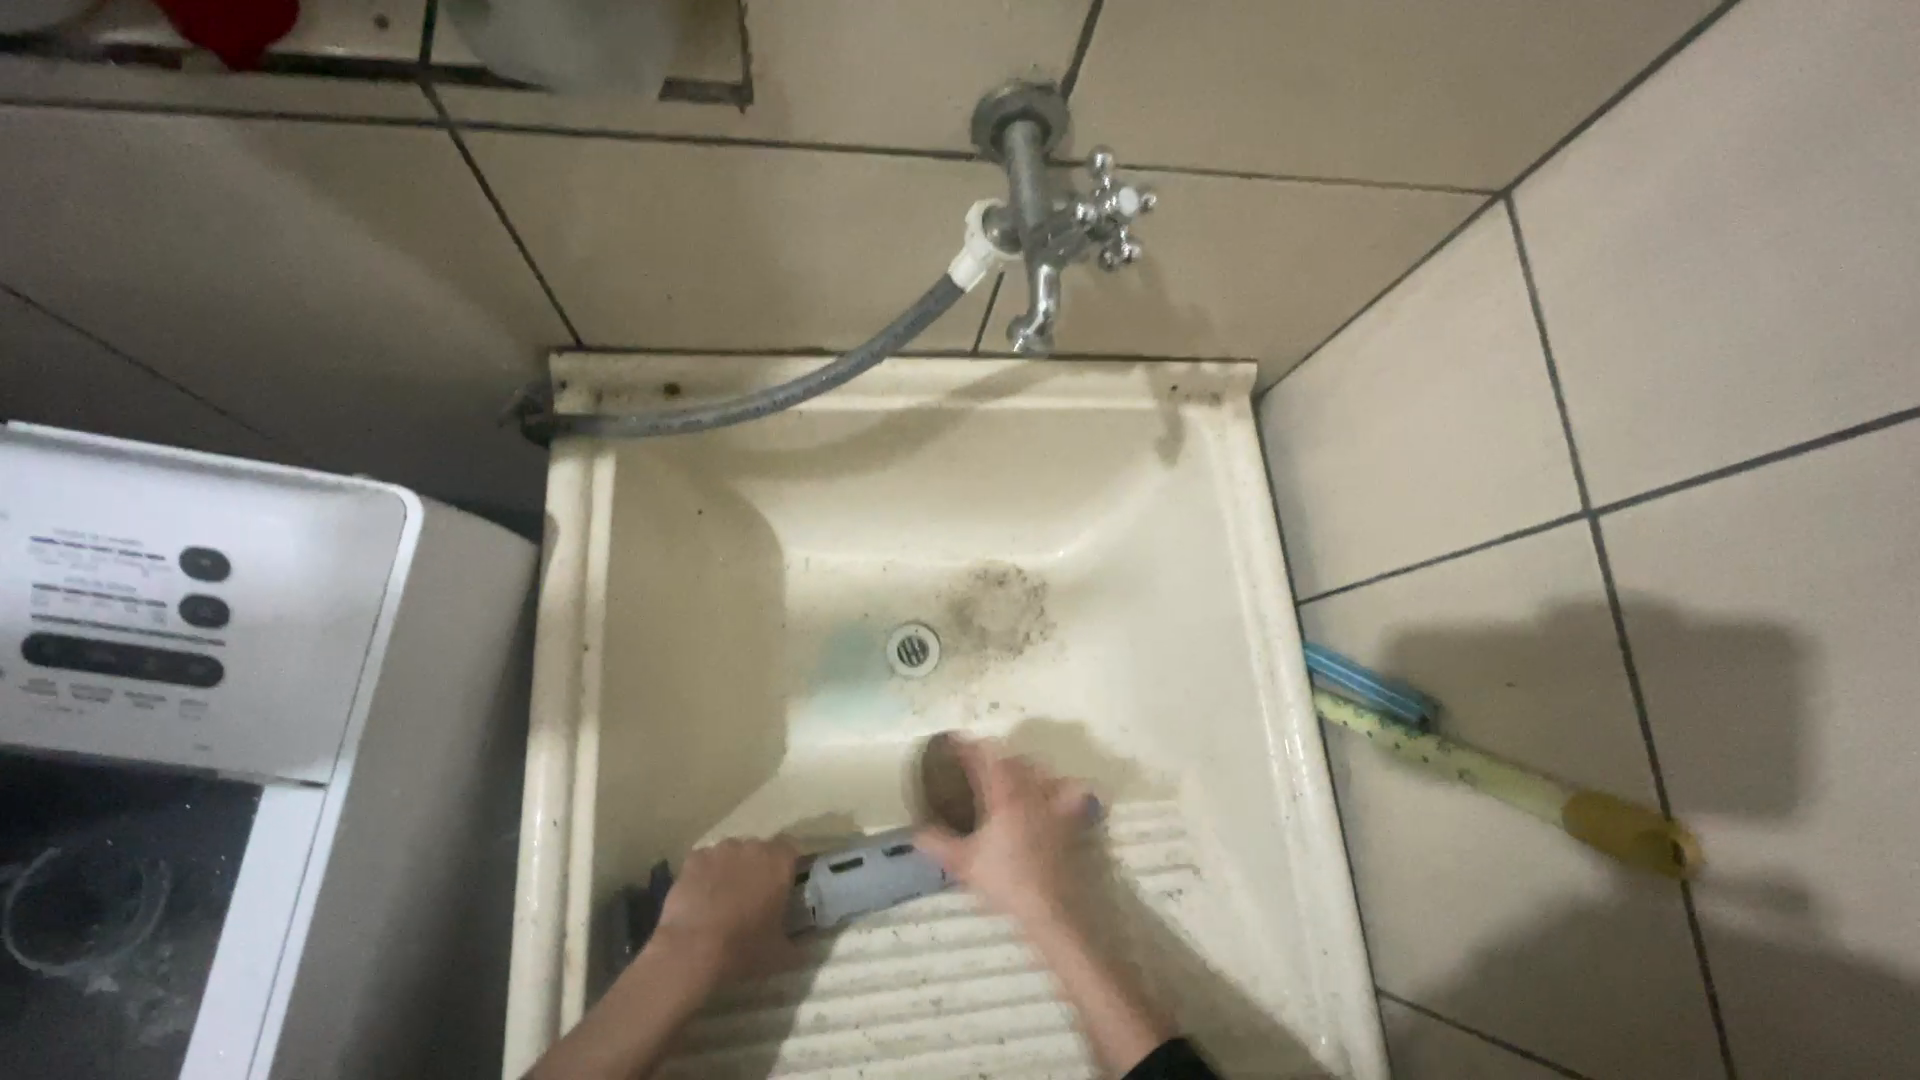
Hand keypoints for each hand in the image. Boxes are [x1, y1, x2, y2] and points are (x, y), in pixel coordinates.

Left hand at [652, 837, 799, 981]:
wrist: (692, 951)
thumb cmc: (744, 949)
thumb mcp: (781, 956)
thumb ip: (797, 947)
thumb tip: (805, 953)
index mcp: (779, 863)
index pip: (791, 850)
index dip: (787, 867)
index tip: (783, 886)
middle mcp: (752, 847)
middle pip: (759, 850)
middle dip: (757, 868)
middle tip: (753, 896)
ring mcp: (720, 850)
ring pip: (731, 853)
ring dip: (731, 868)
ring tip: (723, 898)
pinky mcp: (693, 859)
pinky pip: (704, 861)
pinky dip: (705, 874)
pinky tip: (700, 897)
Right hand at [913, 737, 1094, 933]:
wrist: (1052, 908)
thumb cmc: (1006, 881)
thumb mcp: (964, 864)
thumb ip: (937, 843)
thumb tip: (916, 831)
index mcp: (1004, 795)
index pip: (985, 757)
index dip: (969, 746)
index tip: (956, 742)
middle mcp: (1032, 792)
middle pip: (1014, 758)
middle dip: (996, 754)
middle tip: (980, 761)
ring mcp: (1056, 804)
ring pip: (1041, 770)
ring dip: (1025, 766)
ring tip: (1013, 774)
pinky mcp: (1074, 820)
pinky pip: (1070, 791)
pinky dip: (1060, 785)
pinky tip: (1055, 791)